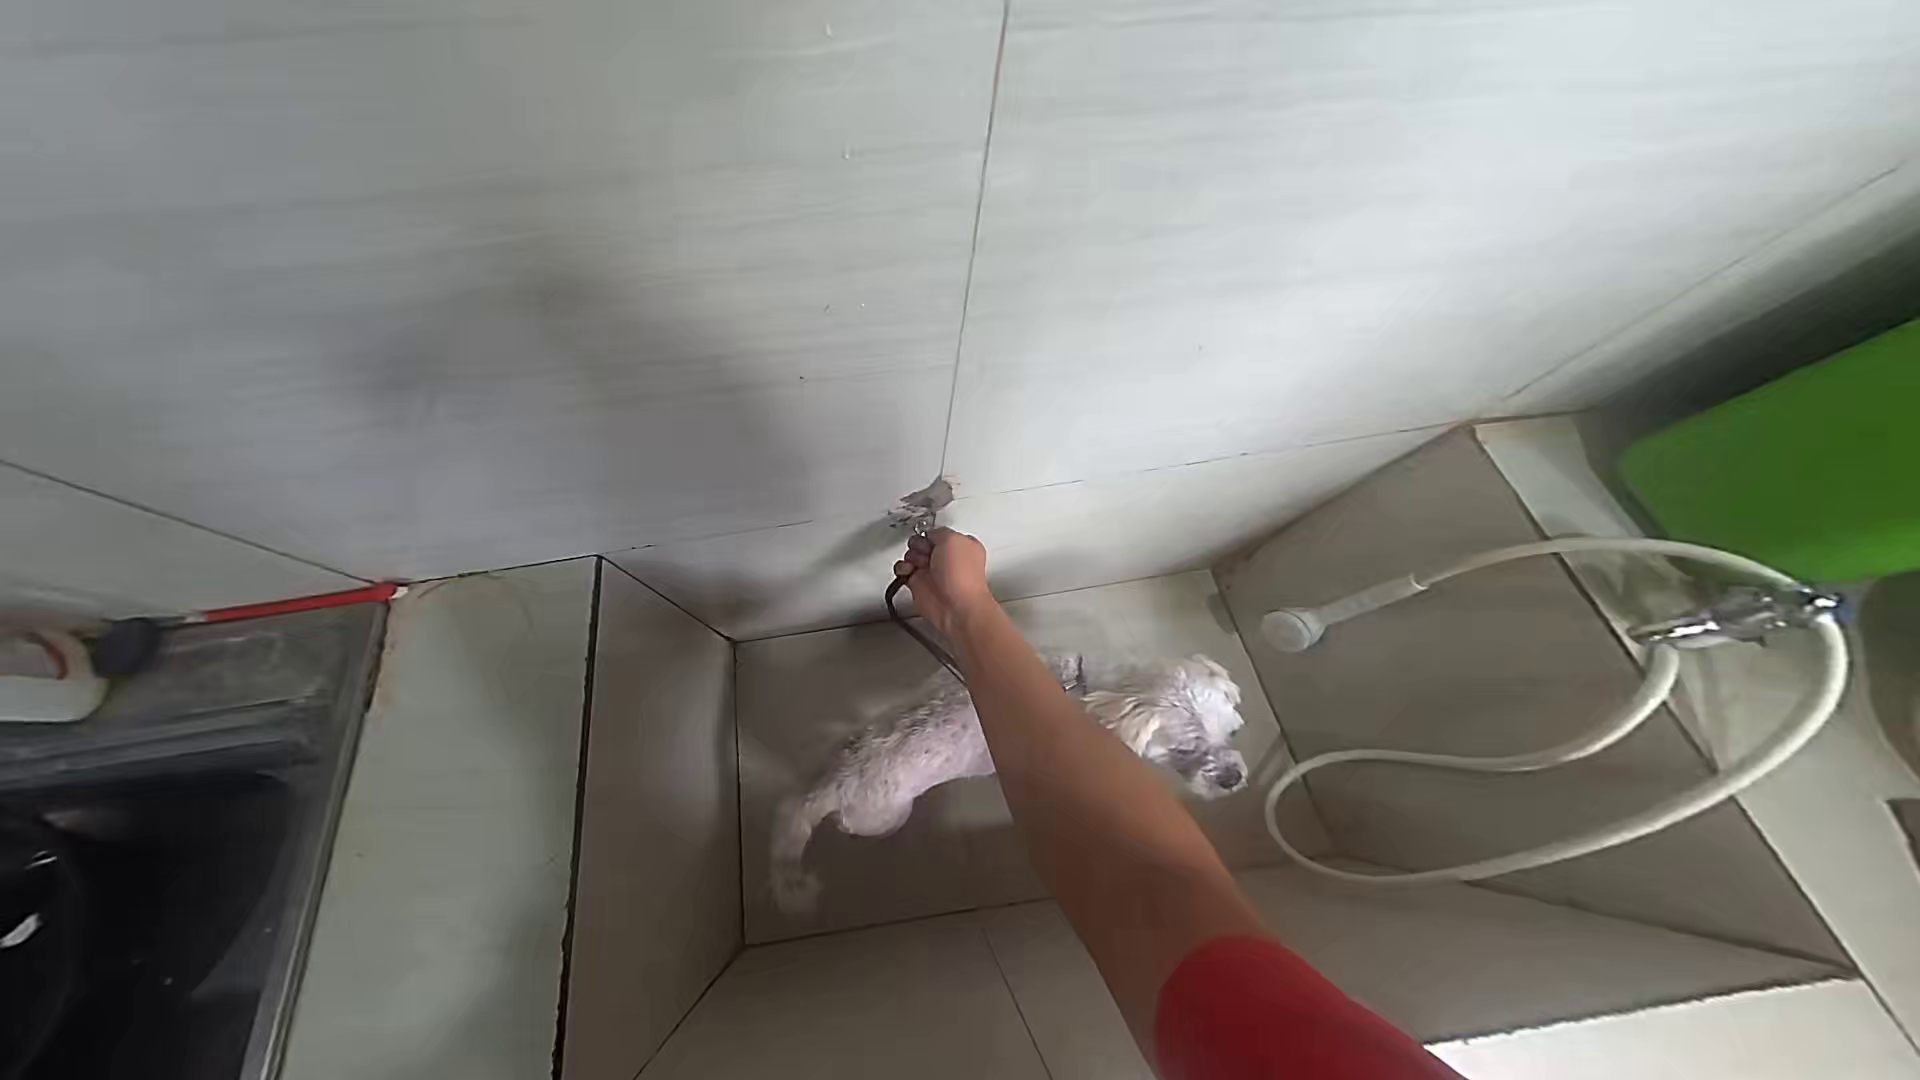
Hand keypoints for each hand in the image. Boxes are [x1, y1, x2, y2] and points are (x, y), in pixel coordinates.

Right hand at [894, 527, 995, 636]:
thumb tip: (929, 534)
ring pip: (911, 554)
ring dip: (911, 556)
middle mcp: (947, 559)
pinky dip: (902, 568)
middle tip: (926, 552)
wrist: (955, 606)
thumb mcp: (952, 538)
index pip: (938, 532)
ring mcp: (933, 571)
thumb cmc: (962, 577)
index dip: (931, 533)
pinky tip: (908, 570)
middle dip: (920, 544)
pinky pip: (903, 570)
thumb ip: (938, 531)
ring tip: (919, 563)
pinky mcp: (919, 583)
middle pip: (922, 542)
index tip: (930, 536)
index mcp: (960, 546)